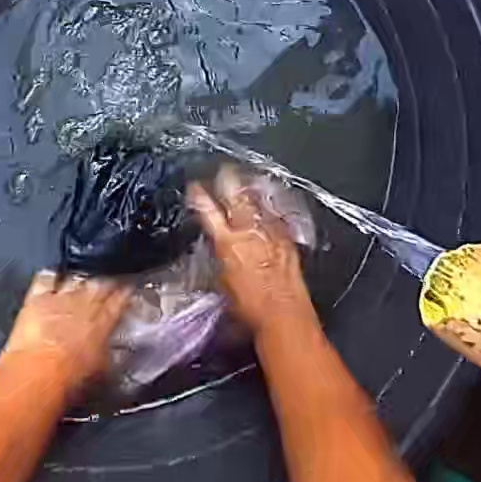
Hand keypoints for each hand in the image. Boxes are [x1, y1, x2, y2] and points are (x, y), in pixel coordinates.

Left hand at [0, 270, 129, 389]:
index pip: (120, 299)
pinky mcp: (37, 298)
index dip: (126, 291)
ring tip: (84, 275)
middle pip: (101, 283)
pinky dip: (50, 275)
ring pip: (77, 276)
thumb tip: (114, 348)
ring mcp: (61, 297)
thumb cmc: (70, 382)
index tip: (129, 287)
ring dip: (82, 276)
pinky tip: (53, 274)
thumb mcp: (100, 370)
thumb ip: (109, 352)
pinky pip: (46, 278)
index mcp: (104, 321)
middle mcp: (85, 303)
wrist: (35, 377)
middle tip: (112, 277)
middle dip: (108, 278)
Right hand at [188, 165, 315, 341]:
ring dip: (248, 188)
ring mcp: (269, 230)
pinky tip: (266, 199)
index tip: (194, 187)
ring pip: (256, 200)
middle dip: (227, 179)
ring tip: (244, 177)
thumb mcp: (221, 283)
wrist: (283, 313)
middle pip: (235, 196)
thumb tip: (216, 248)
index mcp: (227, 243)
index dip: (199, 197)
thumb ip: (218, 258)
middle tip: (223, 169)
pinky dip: (267, 204)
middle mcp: (248, 231)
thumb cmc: (249, 308)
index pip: (208, 212)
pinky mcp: (286, 235)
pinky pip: (274, 213)